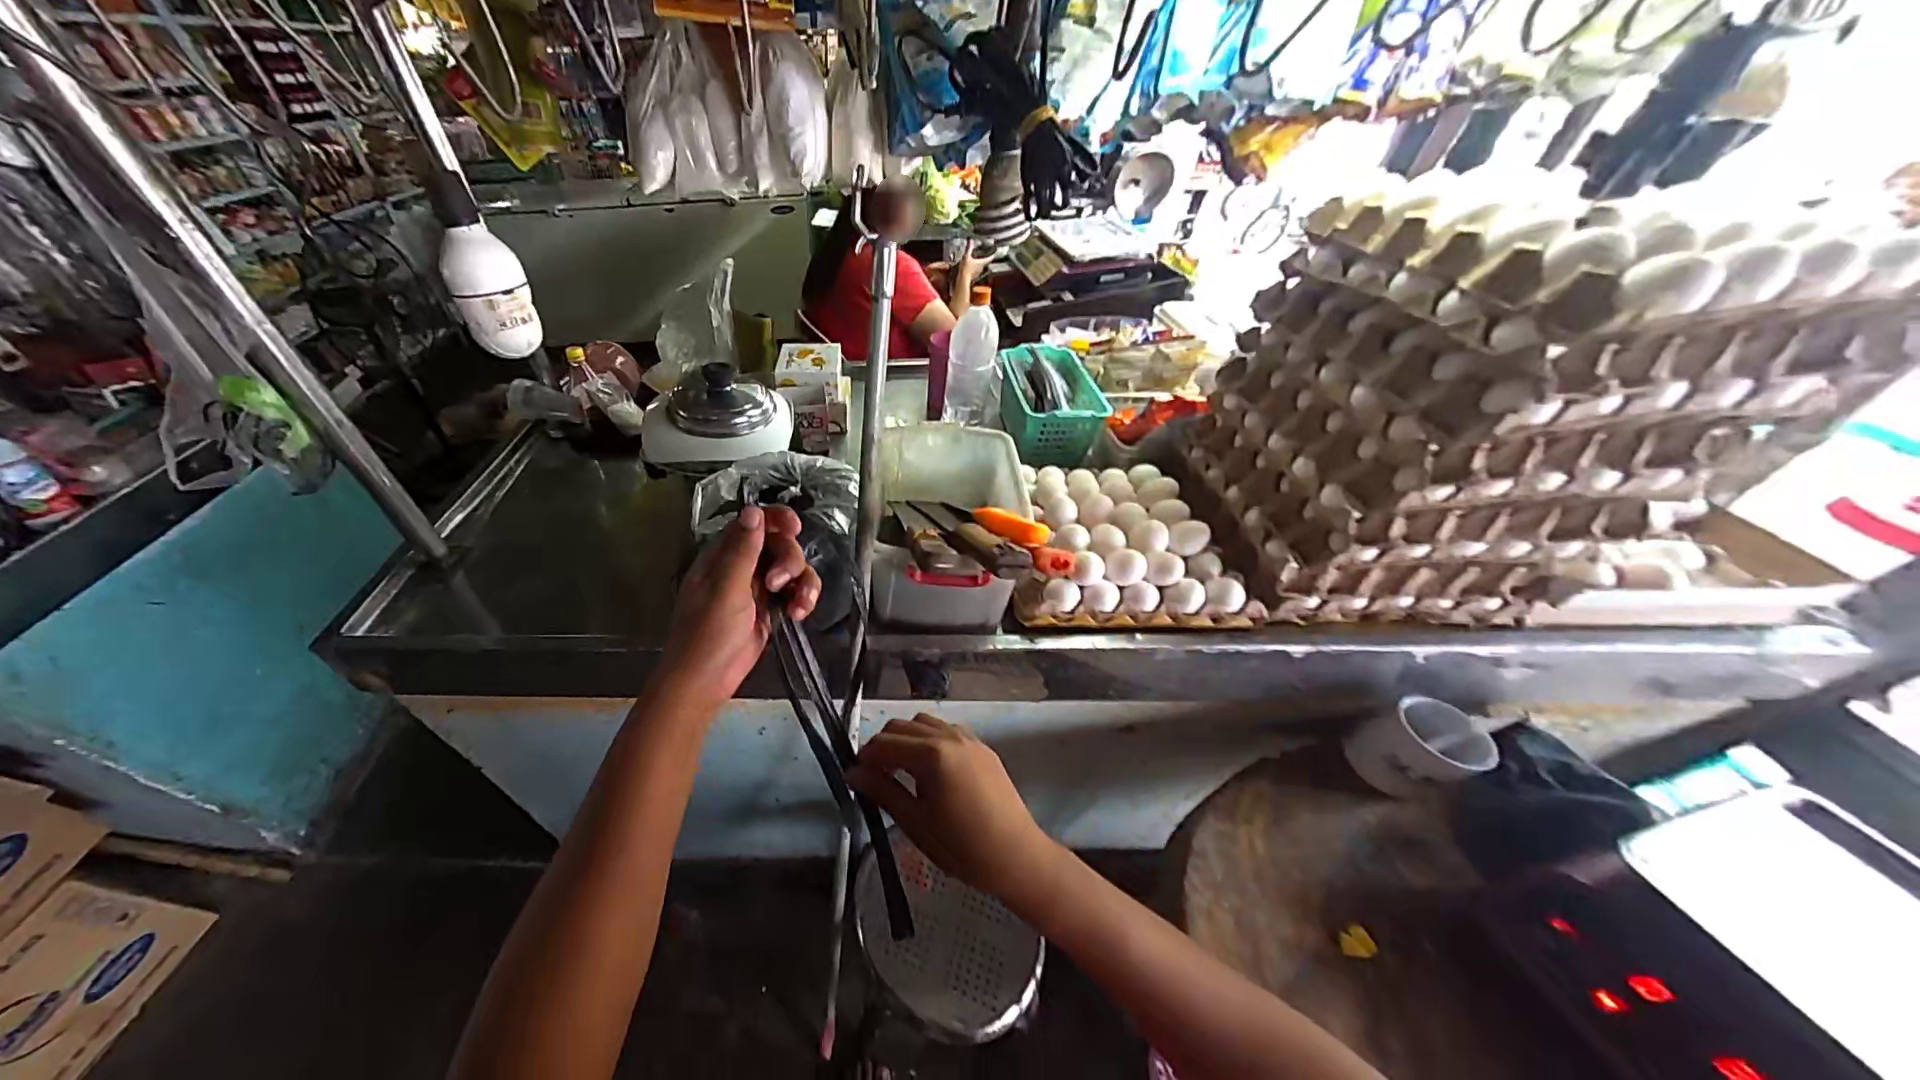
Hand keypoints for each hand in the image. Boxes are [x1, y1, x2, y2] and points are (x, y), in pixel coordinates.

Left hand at [662, 504, 820, 706]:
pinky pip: (796, 591)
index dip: (775, 520)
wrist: (706, 679)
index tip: (795, 527)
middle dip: (790, 561)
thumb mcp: (726, 588)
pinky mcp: (771, 608)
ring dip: (802, 582)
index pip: (752, 523)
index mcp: (722, 556)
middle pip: (780, 545)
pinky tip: (800, 613)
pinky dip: (803, 598)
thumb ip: (743, 550)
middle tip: (780, 583)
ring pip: (793, 569)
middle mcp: (742, 567)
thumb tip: (754, 509)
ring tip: (799, 605)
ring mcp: (758, 588)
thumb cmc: (707, 633)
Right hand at [846, 714, 1059, 902]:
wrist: (1015, 855)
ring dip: (907, 739)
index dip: (864, 759)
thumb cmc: (962, 846)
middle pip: (903, 726)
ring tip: (900, 772)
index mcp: (932, 754)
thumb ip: (883, 791)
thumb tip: (853, 774)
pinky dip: (930, 740)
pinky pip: (947, 731)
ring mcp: (969, 739)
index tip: (854, 777)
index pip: (885, 744)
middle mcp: (950, 736)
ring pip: (925, 723)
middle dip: (883, 746)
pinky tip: (929, 769)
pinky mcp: (982, 747)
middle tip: (874, 776)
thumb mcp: (915, 822)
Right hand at [954, 240, 991, 285]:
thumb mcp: (966, 256)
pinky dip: (977, 266)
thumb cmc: (966, 268)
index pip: (990, 258)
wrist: (963, 279)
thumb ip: (969, 249)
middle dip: (986, 257)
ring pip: (982, 265)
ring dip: (981, 262)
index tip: (995, 251)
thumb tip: (971, 240)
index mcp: (982, 262)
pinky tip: (973, 264)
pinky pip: (978, 269)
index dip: (993, 254)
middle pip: (986, 261)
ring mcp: (979, 272)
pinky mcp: (975, 275)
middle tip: (985, 253)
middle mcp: (982, 267)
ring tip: (979, 257)